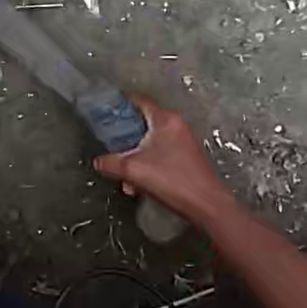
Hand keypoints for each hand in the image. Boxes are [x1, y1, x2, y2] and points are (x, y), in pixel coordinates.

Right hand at [92, 95, 233, 225]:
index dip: (120, 103)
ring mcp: (184, 142)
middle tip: (111, 147)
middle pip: (143, 123)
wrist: (207, 206)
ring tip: (126, 176)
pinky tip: (140, 185)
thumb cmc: (173, 181)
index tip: (105, 110)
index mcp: (166, 120)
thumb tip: (98, 162)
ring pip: (150, 142)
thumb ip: (110, 163)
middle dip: (125, 138)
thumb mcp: (132, 170)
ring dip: (135, 157)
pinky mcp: (187, 158)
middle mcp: (177, 126)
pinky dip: (147, 165)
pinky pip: (160, 154)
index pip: (139, 100)